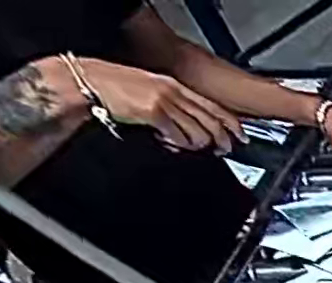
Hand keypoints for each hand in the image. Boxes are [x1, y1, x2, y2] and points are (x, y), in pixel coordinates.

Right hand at [75, 58, 243, 151]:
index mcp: (176, 85)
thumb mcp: (155, 91)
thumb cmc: (120, 89)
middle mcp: (173, 92)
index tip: (243, 138)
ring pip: (199, 135)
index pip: (214, 107)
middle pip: (213, 124)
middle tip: (218, 151)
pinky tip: (164, 139)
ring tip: (181, 143)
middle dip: (221, 142)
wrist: (88, 83)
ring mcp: (164, 102)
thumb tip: (202, 127)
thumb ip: (179, 105)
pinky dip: (176, 144)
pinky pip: (180, 138)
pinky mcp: (154, 113)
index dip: (233, 125)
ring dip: (194, 146)